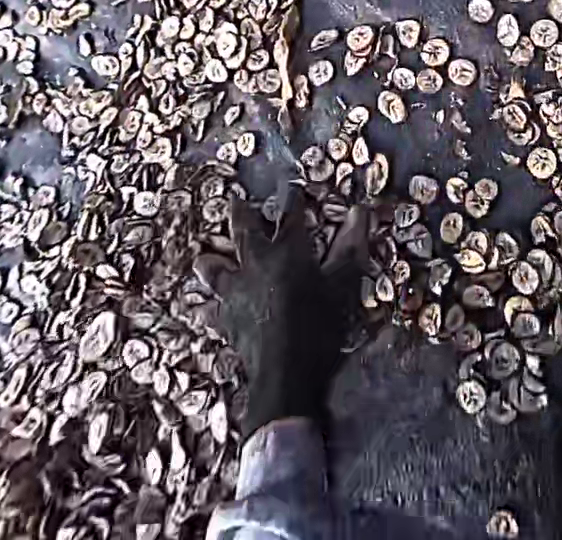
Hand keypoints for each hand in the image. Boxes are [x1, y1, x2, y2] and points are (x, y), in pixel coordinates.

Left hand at [196, 191, 370, 433]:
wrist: (285, 373)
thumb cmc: (319, 324)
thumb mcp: (343, 284)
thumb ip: (350, 246)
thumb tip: (361, 210)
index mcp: (286, 249)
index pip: (290, 216)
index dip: (293, 200)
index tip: (292, 188)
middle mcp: (256, 262)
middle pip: (245, 232)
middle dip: (241, 214)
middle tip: (234, 201)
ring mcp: (237, 291)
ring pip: (218, 270)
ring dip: (212, 262)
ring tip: (202, 258)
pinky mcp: (227, 320)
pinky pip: (213, 310)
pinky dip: (208, 307)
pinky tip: (200, 308)